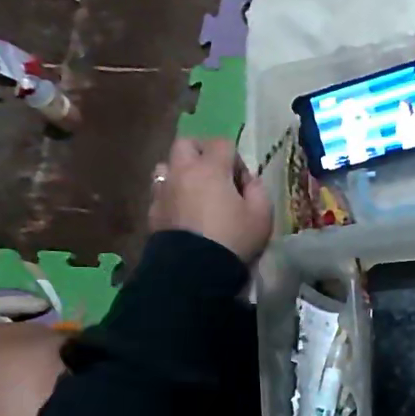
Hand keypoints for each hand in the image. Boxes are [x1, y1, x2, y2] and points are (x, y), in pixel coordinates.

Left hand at [148, 138, 272, 262]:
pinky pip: (160, 194)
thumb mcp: (262, 216)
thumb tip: (249, 181)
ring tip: (194, 193)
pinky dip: (171, 197)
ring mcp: (163, 191)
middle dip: (202, 153)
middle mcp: (182, 171)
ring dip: (180, 173)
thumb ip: (259, 191)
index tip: (243, 185)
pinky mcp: (153, 212)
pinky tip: (182, 214)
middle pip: (186, 144)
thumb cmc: (232, 240)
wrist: (194, 272)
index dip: (236, 161)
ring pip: (166, 166)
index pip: (223, 144)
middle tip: (215, 176)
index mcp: (210, 168)